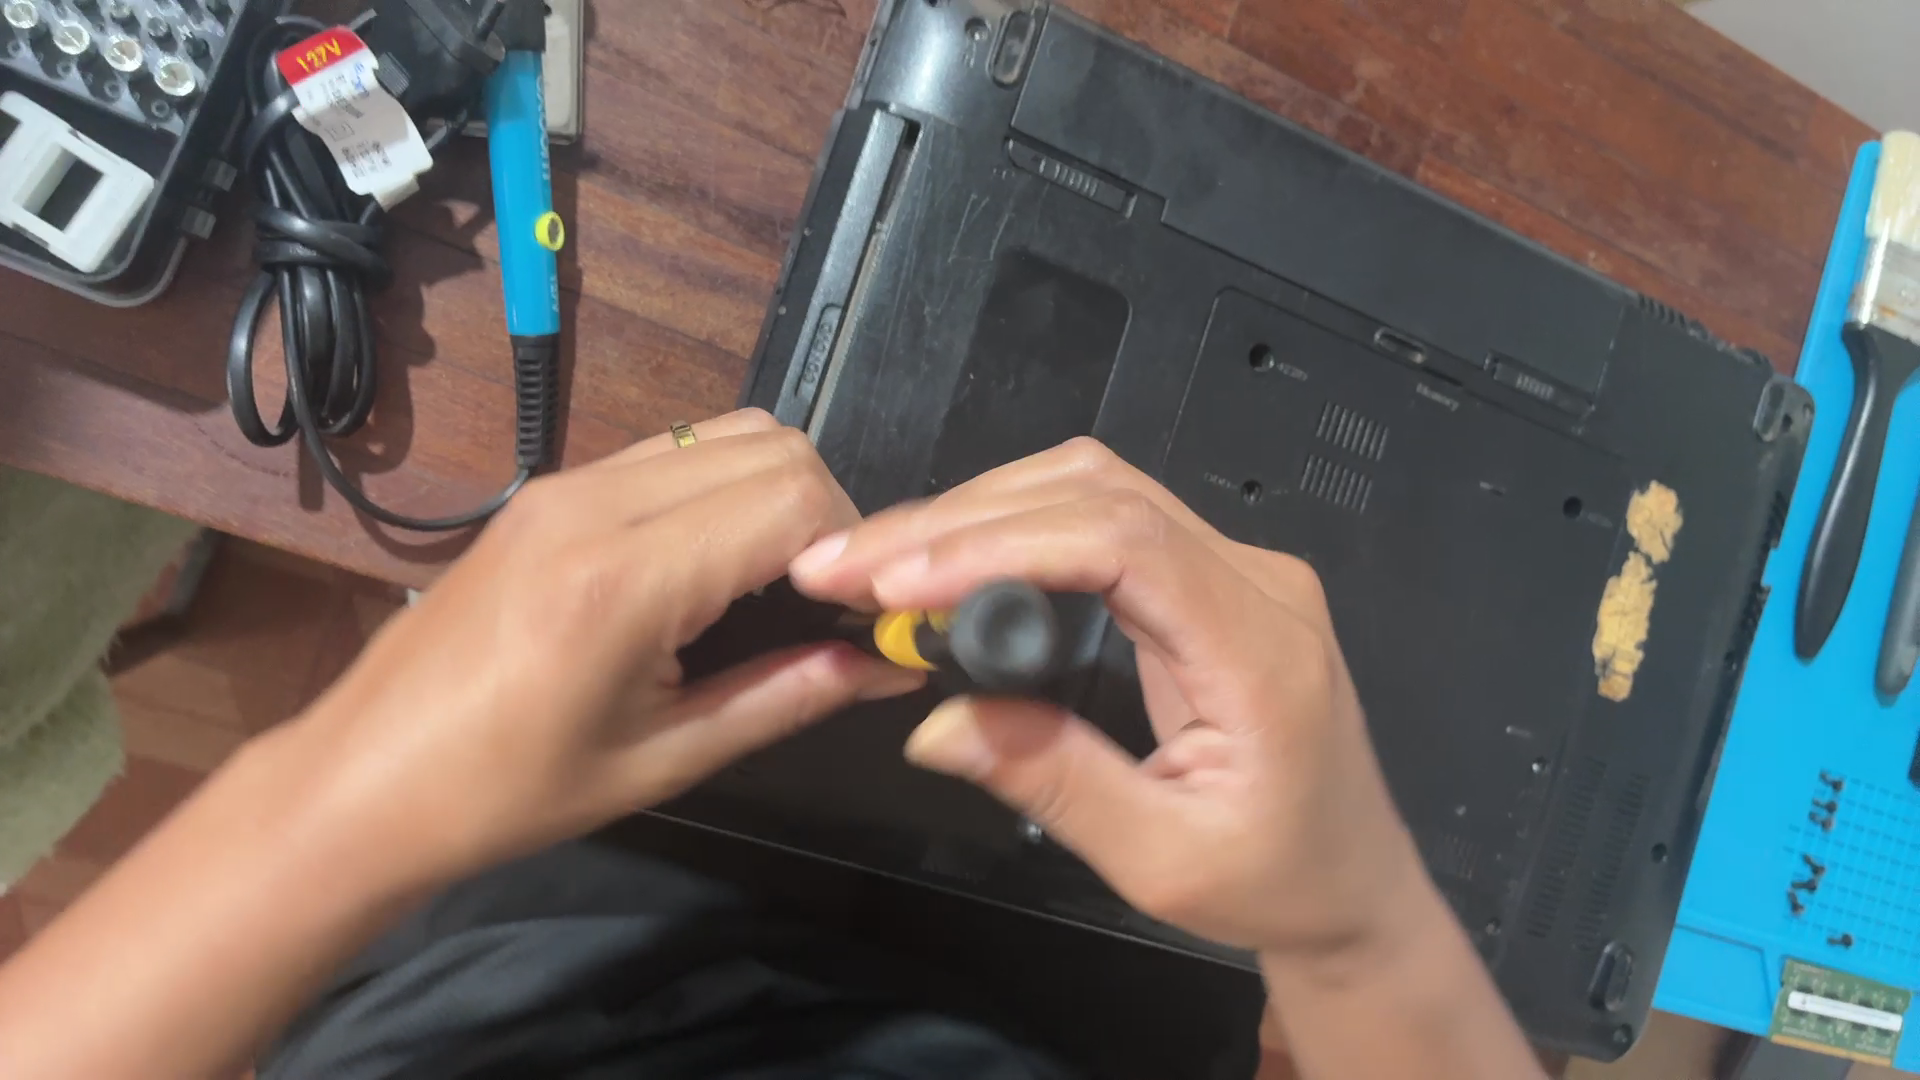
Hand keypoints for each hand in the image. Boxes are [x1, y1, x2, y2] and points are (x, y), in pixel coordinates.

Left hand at [276, 409, 924, 892]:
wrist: (358, 781)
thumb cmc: (512, 792)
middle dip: (828, 511)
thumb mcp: (669, 757)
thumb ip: (793, 695)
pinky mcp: (559, 483)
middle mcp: (600, 501)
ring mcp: (573, 480)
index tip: (855, 609)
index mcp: (625, 580)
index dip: (850, 545)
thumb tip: (891, 669)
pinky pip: (683, 446)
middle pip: (774, 446)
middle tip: (824, 593)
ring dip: (783, 489)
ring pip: (734, 431)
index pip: (791, 499)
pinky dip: (733, 482)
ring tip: (781, 570)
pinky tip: (721, 552)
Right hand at [788, 438, 1429, 961]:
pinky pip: (1100, 514)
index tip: (900, 581)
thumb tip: (936, 725)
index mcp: (1257, 646)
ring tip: (886, 556)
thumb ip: (1053, 779)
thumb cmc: (1274, 878)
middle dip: (960, 519)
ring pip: (1091, 486)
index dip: (1000, 544)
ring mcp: (1231, 563)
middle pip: (1096, 493)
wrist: (1350, 876)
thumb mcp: (1161, 858)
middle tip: (853, 560)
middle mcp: (1252, 576)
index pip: (1122, 543)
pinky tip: (955, 553)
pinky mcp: (1202, 570)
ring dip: (978, 511)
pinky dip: (1011, 523)